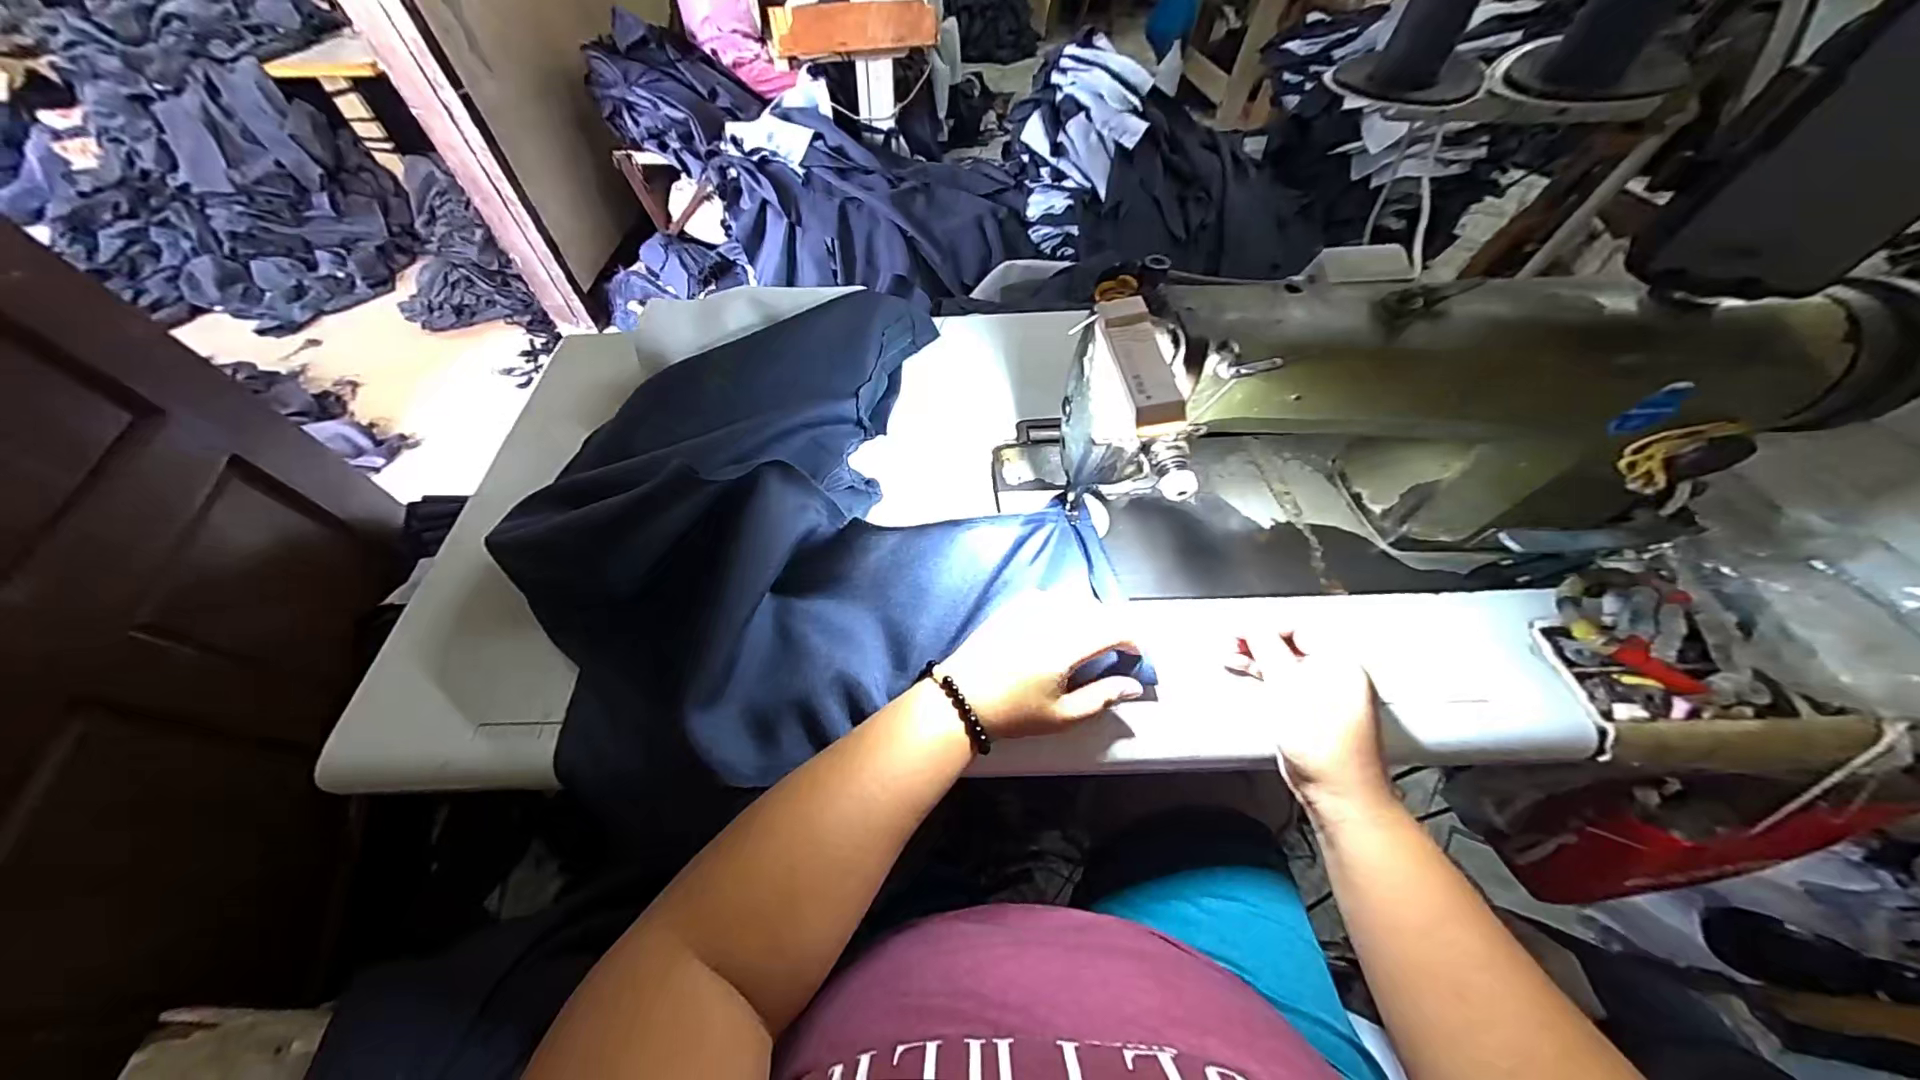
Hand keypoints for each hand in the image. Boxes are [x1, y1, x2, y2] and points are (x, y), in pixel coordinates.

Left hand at [936, 592, 1143, 738]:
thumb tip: (1133, 685)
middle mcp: (1050, 617)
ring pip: (1074, 599)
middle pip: (1098, 610)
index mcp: (1065, 645)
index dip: (1134, 642)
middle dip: (1113, 629)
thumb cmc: (1012, 712)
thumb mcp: (1062, 715)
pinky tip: (1057, 628)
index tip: (1134, 659)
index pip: (1115, 628)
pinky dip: (1063, 607)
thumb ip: (1102, 697)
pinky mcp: (1012, 606)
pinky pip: (1049, 596)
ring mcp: (1028, 607)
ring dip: (1090, 616)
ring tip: (1087, 643)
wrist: (960, 698)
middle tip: (1113, 656)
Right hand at [1228, 630, 1390, 810]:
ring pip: (1286, 664)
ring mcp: (1326, 695)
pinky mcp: (1314, 714)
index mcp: (1340, 663)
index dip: (1266, 627)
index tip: (1241, 632)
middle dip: (1259, 642)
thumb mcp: (1287, 687)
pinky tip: (1248, 676)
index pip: (1299, 628)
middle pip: (1292, 645)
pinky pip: (1286, 684)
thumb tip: (1254, 628)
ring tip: (1232, 656)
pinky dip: (1265, 677)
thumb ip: (1269, 651)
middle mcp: (1337, 676)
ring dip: (1258, 658)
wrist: (1339, 793)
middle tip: (1233, 642)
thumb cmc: (1325, 748)